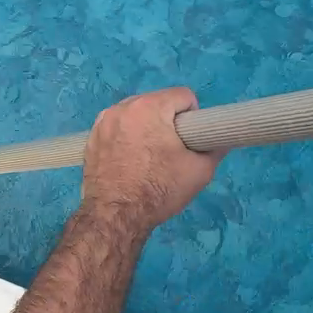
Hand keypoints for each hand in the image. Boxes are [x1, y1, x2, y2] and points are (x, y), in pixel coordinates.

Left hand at [79, 87, 222, 234]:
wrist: (116, 216)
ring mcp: (102, 123)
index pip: (183, 96)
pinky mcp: (91, 139)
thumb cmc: (159, 190)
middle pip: (156, 103)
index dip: (193, 117)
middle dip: (167, 121)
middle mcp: (121, 108)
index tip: (189, 140)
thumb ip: (216, 148)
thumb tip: (221, 140)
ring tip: (149, 158)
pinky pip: (117, 129)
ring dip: (145, 128)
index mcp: (148, 107)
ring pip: (135, 115)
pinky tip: (129, 161)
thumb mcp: (200, 170)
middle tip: (170, 151)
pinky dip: (126, 138)